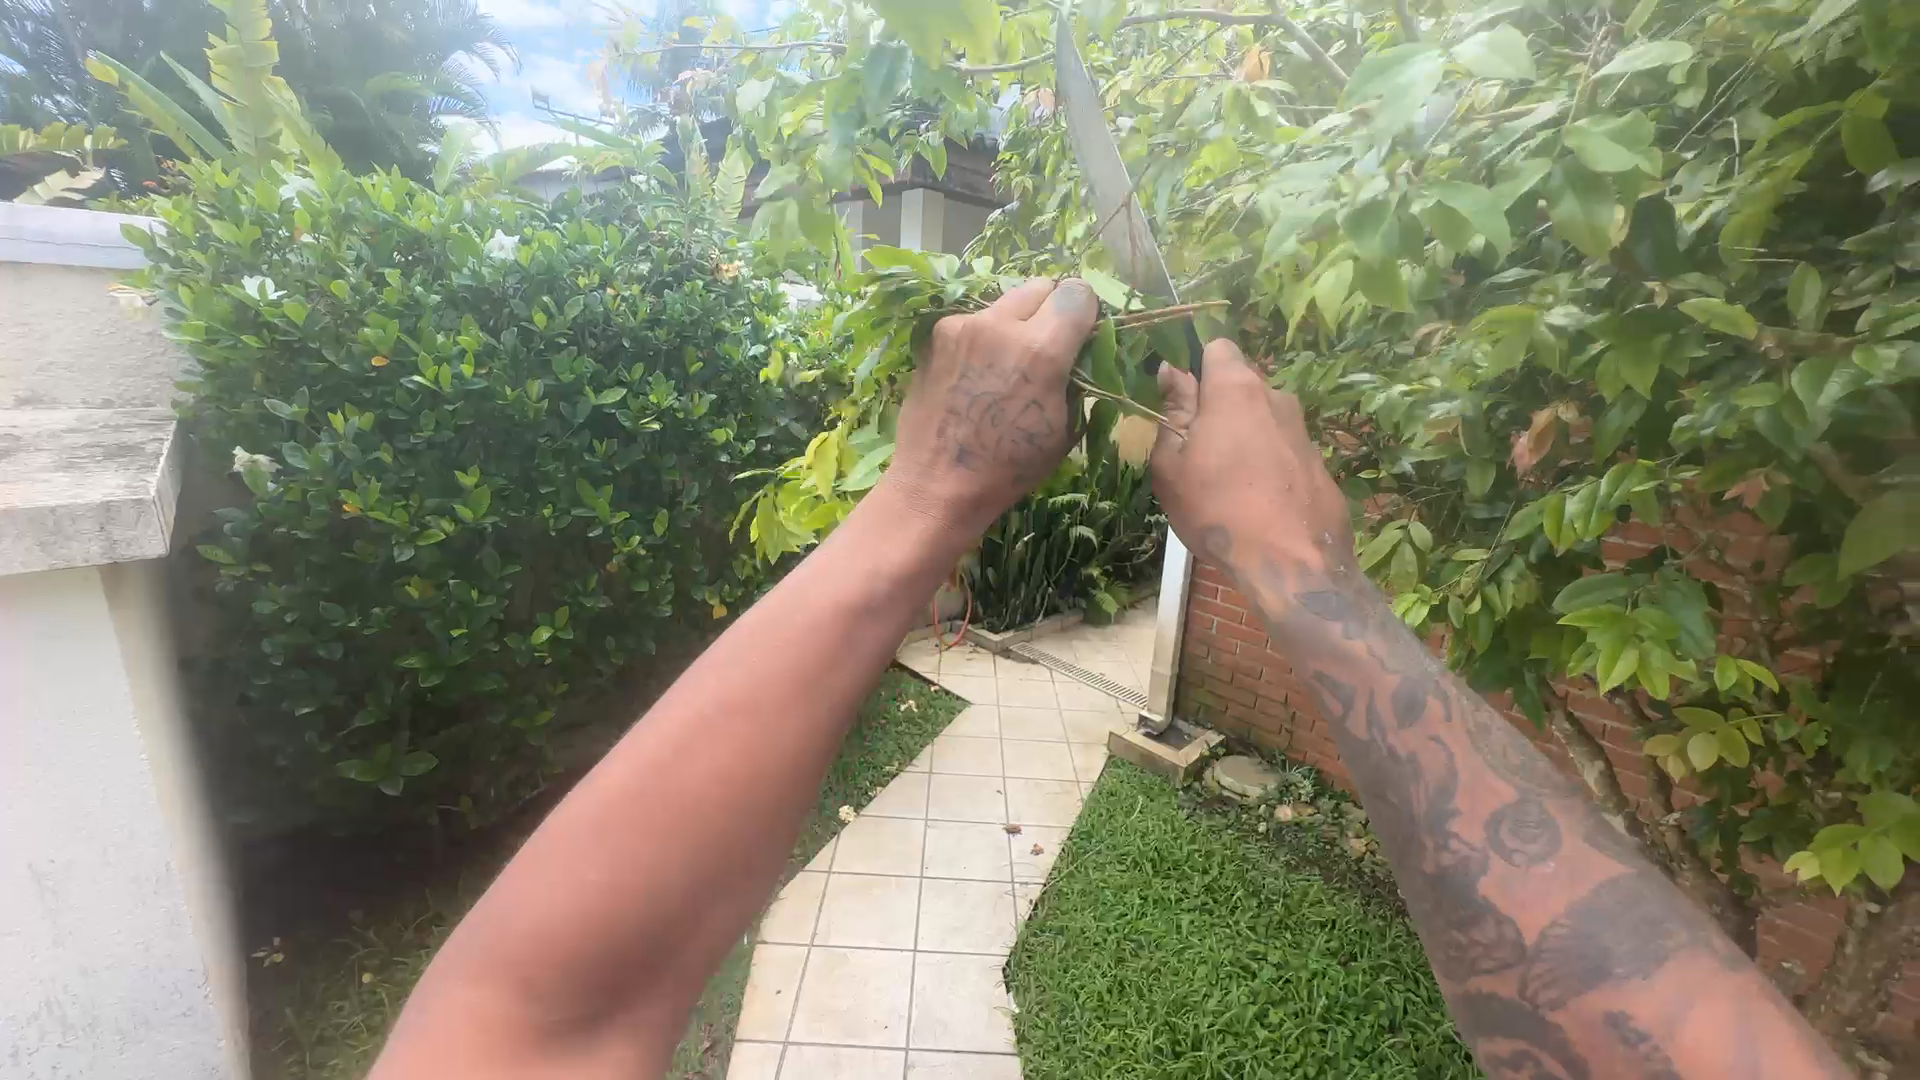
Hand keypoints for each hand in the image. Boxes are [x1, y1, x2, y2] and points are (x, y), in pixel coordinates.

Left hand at [883, 278, 1098, 538]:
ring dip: (1013, 324)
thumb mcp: (1064, 430)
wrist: (938, 485)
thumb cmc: (1008, 469)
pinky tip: (975, 375)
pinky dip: (981, 340)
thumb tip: (1080, 350)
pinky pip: (971, 323)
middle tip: (1046, 346)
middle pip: (1040, 287)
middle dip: (1050, 310)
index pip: (1078, 293)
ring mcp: (961, 327)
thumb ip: (1076, 378)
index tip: (1080, 334)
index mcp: (1040, 351)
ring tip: (1006, 364)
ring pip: (1003, 304)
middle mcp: (999, 326)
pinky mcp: (935, 338)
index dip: (1084, 313)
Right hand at [1150, 339, 1355, 585]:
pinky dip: (1266, 462)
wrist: (1290, 562)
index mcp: (1235, 390)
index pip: (1217, 346)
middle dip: (1216, 405)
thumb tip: (1172, 373)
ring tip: (1224, 481)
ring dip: (1242, 435)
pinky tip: (1254, 499)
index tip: (1178, 396)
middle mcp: (1276, 397)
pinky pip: (1281, 448)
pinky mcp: (1318, 461)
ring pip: (1262, 417)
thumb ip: (1172, 412)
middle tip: (1193, 449)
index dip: (1196, 365)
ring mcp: (1302, 429)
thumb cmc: (1215, 508)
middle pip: (1240, 384)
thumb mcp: (1172, 464)